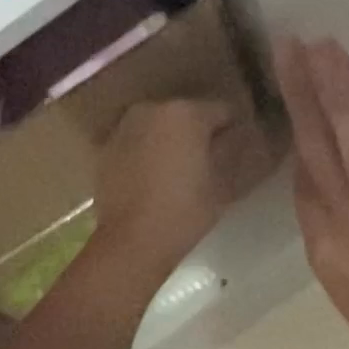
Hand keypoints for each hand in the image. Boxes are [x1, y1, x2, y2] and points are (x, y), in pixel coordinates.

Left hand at [90, 99, 236, 284]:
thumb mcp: (220, 186)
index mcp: (186, 114)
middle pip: (187, 114)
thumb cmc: (185, 212)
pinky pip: (138, 141)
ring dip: (172, 140)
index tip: (241, 145)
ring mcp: (125, 126)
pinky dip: (149, 151)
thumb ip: (232, 154)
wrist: (132, 239)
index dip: (235, 127)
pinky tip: (155, 177)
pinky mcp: (107, 147)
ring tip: (181, 168)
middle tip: (210, 160)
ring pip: (160, 126)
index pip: (223, 110)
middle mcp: (153, 109)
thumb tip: (240, 139)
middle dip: (200, 132)